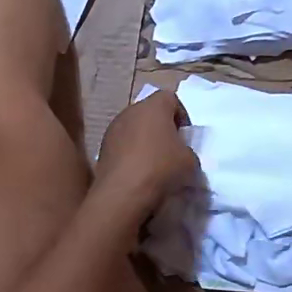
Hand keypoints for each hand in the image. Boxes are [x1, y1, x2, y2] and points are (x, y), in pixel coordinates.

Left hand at [94, 90, 199, 214]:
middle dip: (161, 128)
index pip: (170, 98)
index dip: (181, 115)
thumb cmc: (161, 168)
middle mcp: (130, 111)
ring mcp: (112, 129)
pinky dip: (130, 154)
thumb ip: (187, 152)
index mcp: (154, 107)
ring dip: (143, 141)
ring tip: (153, 163)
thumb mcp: (190, 162)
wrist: (123, 193)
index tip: (186, 135)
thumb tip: (180, 155)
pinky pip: (121, 145)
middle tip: (171, 149)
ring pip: (133, 129)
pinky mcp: (101, 149)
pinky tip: (137, 172)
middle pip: (149, 113)